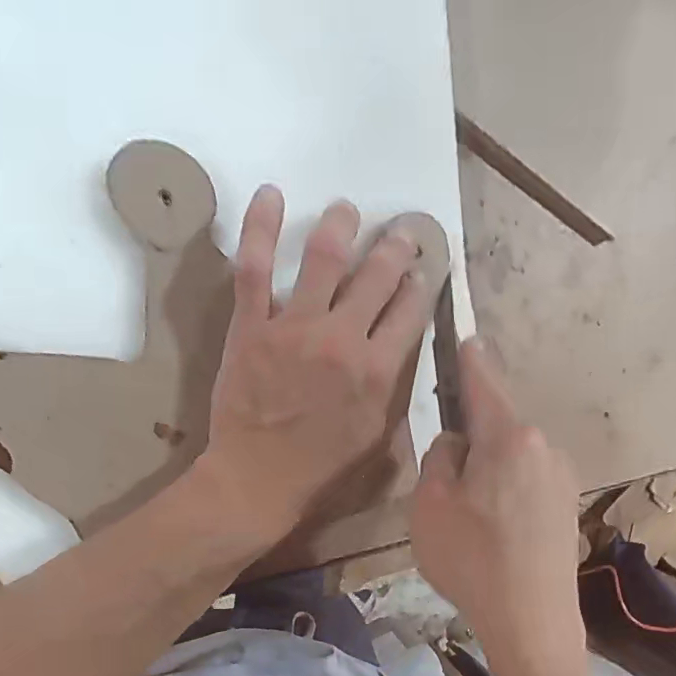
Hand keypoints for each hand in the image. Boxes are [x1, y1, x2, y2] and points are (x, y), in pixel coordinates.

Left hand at [194, 186, 438, 542]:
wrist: (257, 480)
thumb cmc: (321, 471)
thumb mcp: (376, 439)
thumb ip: (393, 390)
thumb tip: (403, 351)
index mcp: (377, 371)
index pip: (411, 310)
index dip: (421, 285)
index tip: (423, 272)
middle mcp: (342, 338)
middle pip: (377, 276)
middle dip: (396, 248)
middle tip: (402, 232)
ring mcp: (295, 327)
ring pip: (325, 258)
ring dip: (342, 225)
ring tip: (348, 210)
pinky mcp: (252, 325)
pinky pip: (255, 267)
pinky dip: (261, 227)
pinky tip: (271, 195)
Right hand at [412, 340, 584, 675]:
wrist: (532, 622)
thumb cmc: (472, 559)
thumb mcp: (429, 505)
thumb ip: (438, 458)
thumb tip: (456, 443)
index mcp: (509, 437)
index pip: (483, 383)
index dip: (467, 359)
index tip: (463, 335)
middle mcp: (545, 447)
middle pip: (499, 424)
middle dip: (472, 433)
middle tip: (445, 472)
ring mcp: (563, 478)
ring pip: (515, 456)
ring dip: (490, 467)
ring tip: (468, 512)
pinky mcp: (568, 508)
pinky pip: (529, 482)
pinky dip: (508, 491)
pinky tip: (494, 529)